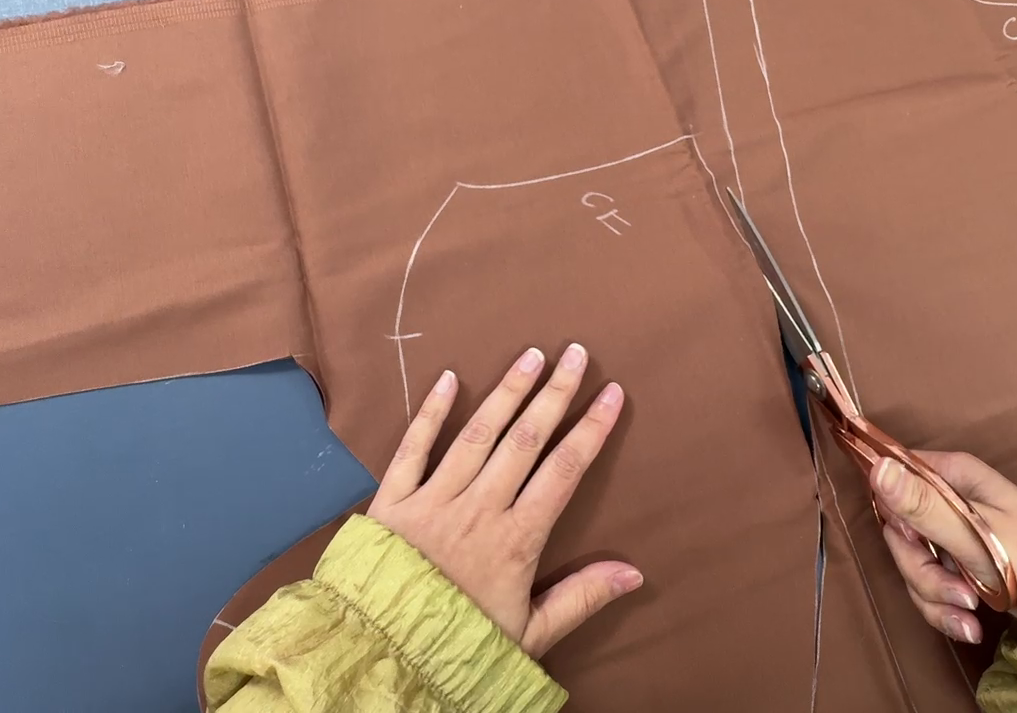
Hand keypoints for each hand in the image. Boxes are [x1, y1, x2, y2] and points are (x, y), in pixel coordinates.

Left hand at [367, 344, 639, 657]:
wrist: (381, 664)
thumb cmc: (461, 645)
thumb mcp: (530, 636)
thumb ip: (581, 598)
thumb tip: (635, 574)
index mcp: (516, 538)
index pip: (564, 470)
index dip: (592, 428)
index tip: (611, 392)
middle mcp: (479, 508)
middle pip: (526, 439)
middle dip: (555, 392)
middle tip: (575, 353)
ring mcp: (433, 500)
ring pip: (477, 434)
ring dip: (507, 391)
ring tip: (531, 355)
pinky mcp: (393, 501)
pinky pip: (413, 448)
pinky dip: (431, 412)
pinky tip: (448, 377)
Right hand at [872, 451, 1016, 644]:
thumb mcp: (981, 539)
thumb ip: (925, 507)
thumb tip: (875, 467)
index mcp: (955, 475)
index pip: (894, 480)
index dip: (896, 517)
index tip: (917, 545)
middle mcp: (952, 498)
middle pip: (901, 530)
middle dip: (921, 571)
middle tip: (957, 592)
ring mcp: (958, 534)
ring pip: (915, 563)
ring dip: (935, 596)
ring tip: (972, 615)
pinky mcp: (966, 567)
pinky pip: (933, 586)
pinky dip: (945, 609)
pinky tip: (971, 625)